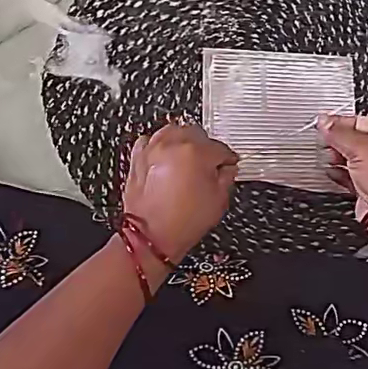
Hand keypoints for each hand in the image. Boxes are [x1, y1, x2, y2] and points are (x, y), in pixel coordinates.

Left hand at [121, 123, 238, 258]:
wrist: (151, 238)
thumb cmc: (183, 222)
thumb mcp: (219, 200)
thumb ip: (227, 178)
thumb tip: (227, 169)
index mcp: (197, 153)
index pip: (221, 149)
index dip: (228, 159)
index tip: (229, 164)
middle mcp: (174, 145)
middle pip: (197, 134)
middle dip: (206, 147)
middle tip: (210, 162)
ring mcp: (154, 150)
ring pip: (173, 131)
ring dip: (183, 140)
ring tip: (188, 155)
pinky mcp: (138, 158)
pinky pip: (150, 140)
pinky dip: (159, 144)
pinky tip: (166, 155)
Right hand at [318, 114, 367, 221]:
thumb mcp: (359, 147)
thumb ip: (339, 133)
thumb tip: (325, 122)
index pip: (360, 121)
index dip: (341, 122)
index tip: (325, 124)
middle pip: (354, 140)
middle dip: (337, 141)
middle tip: (325, 141)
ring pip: (350, 158)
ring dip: (336, 157)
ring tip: (328, 156)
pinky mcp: (367, 187)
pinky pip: (349, 176)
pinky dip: (339, 173)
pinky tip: (331, 171)